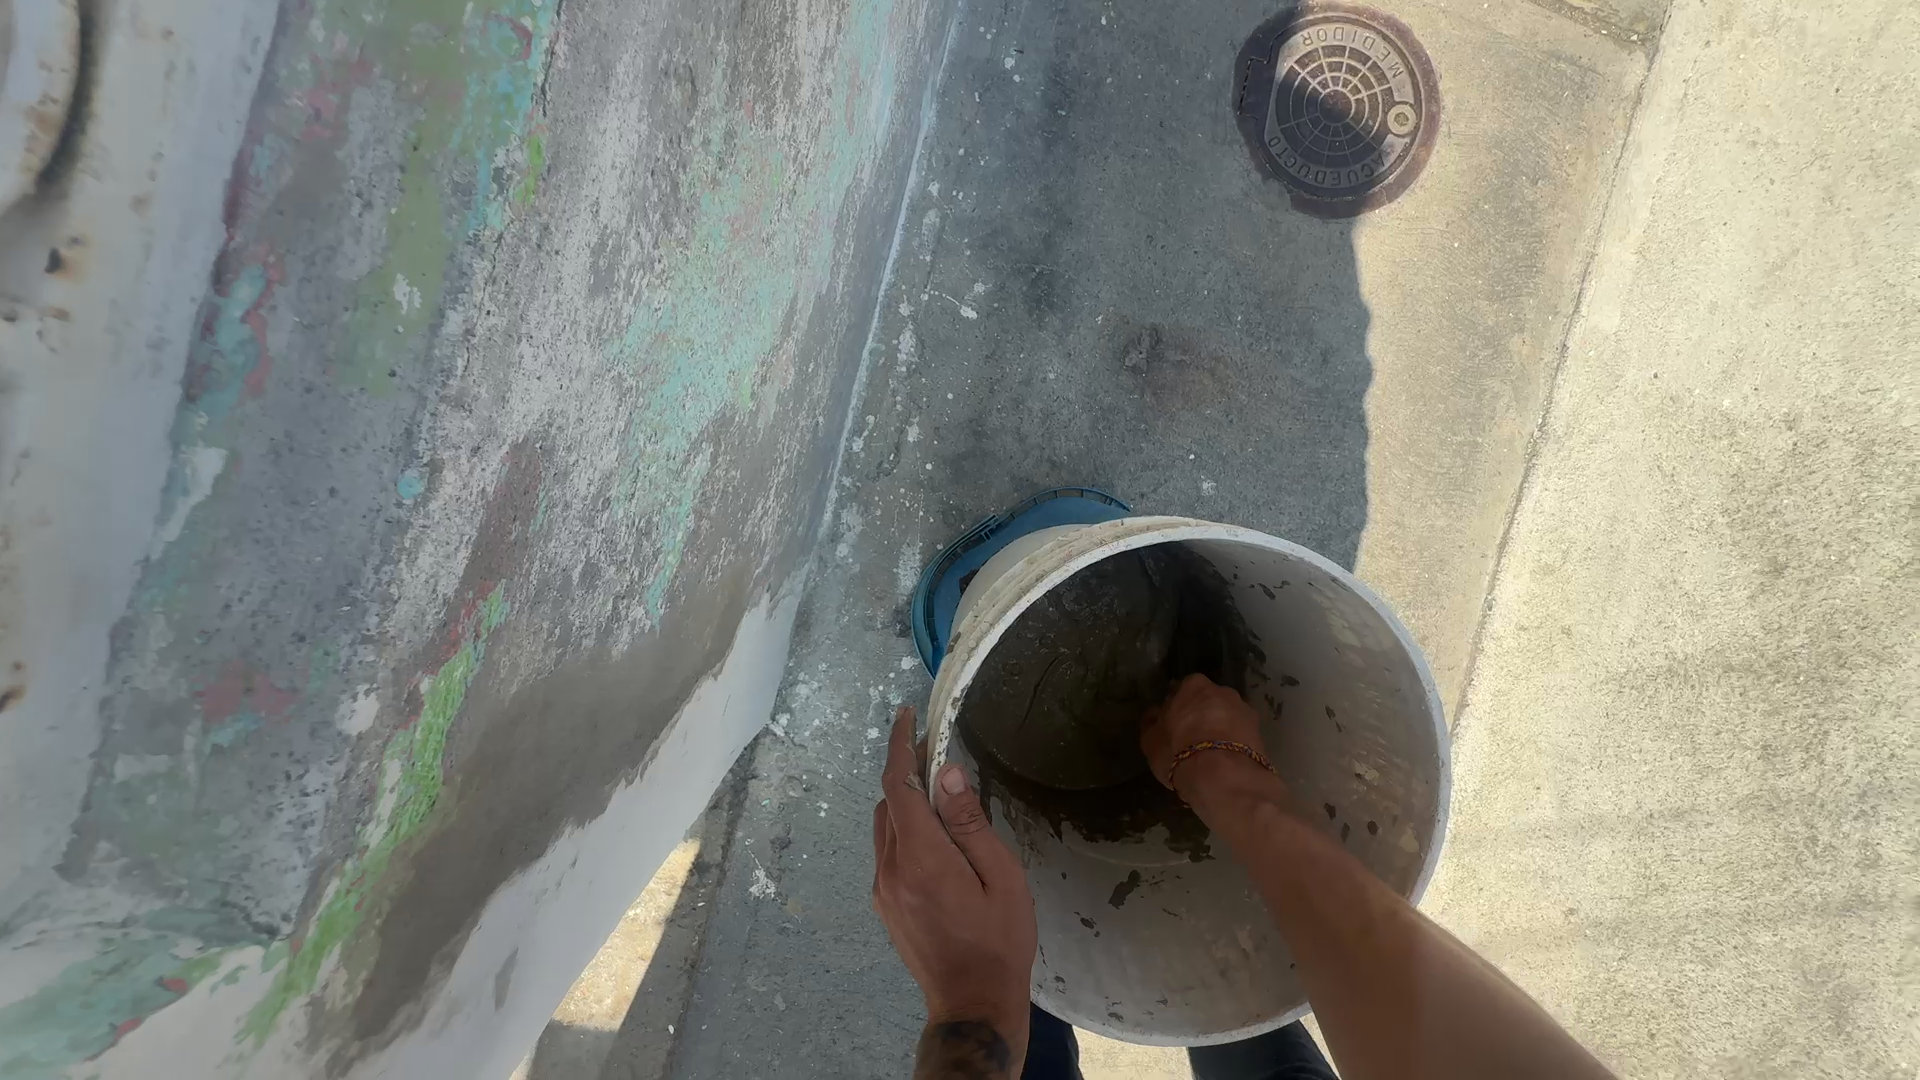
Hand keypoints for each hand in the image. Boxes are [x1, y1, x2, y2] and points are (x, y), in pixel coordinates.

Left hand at [871, 704, 1036, 1070]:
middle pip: (888, 801)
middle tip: (940, 752)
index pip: (897, 785)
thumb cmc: (998, 941)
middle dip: (907, 769)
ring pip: (885, 824)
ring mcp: (882, 888)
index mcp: (920, 858)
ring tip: (941, 792)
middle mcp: (889, 868)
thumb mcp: (1000, 877)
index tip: (907, 714)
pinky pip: (887, 848)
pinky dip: (904, 826)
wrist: (972, 1006)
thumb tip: (947, 772)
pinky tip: (935, 836)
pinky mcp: (884, 902)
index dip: (900, 745)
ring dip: (905, 799)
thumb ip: (969, 823)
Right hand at [1140, 674, 1280, 809]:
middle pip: (1208, 701)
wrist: (1223, 778)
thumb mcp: (1150, 739)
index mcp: (1193, 685)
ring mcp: (1245, 711)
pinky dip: (1234, 745)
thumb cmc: (1178, 751)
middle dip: (1201, 714)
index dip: (1176, 706)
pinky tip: (1225, 762)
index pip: (1181, 688)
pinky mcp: (1260, 734)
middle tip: (1191, 738)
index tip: (1172, 723)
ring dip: (1220, 729)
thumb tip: (1155, 713)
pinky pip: (1241, 736)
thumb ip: (1151, 722)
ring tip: (1211, 754)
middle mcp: (1222, 691)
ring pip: (1227, 717)